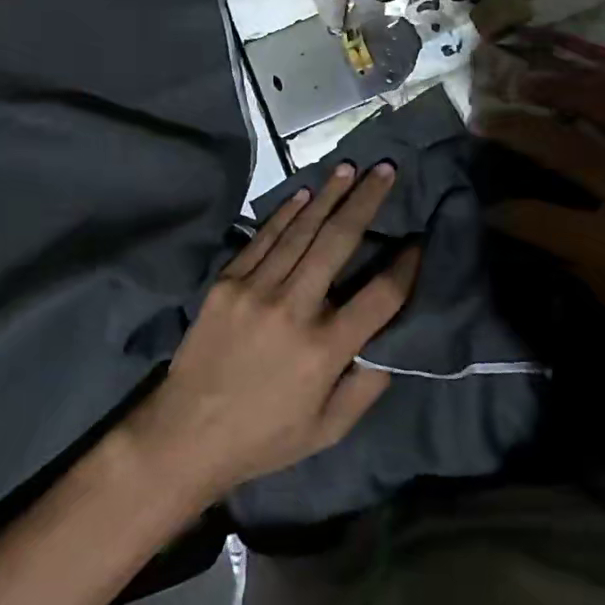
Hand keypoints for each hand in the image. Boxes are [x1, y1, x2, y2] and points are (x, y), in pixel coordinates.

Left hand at [122, 163, 418, 503]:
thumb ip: (368, 384)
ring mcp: (256, 290)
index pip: (380, 295)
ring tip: (350, 168)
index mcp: (325, 349)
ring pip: (301, 231)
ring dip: (328, 196)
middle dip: (366, 201)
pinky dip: (286, 213)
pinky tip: (305, 192)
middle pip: (339, 242)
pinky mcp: (226, 283)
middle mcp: (294, 309)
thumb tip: (394, 339)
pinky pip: (263, 238)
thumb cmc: (265, 435)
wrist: (185, 434)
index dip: (406, 265)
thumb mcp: (329, 428)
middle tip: (385, 170)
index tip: (419, 240)